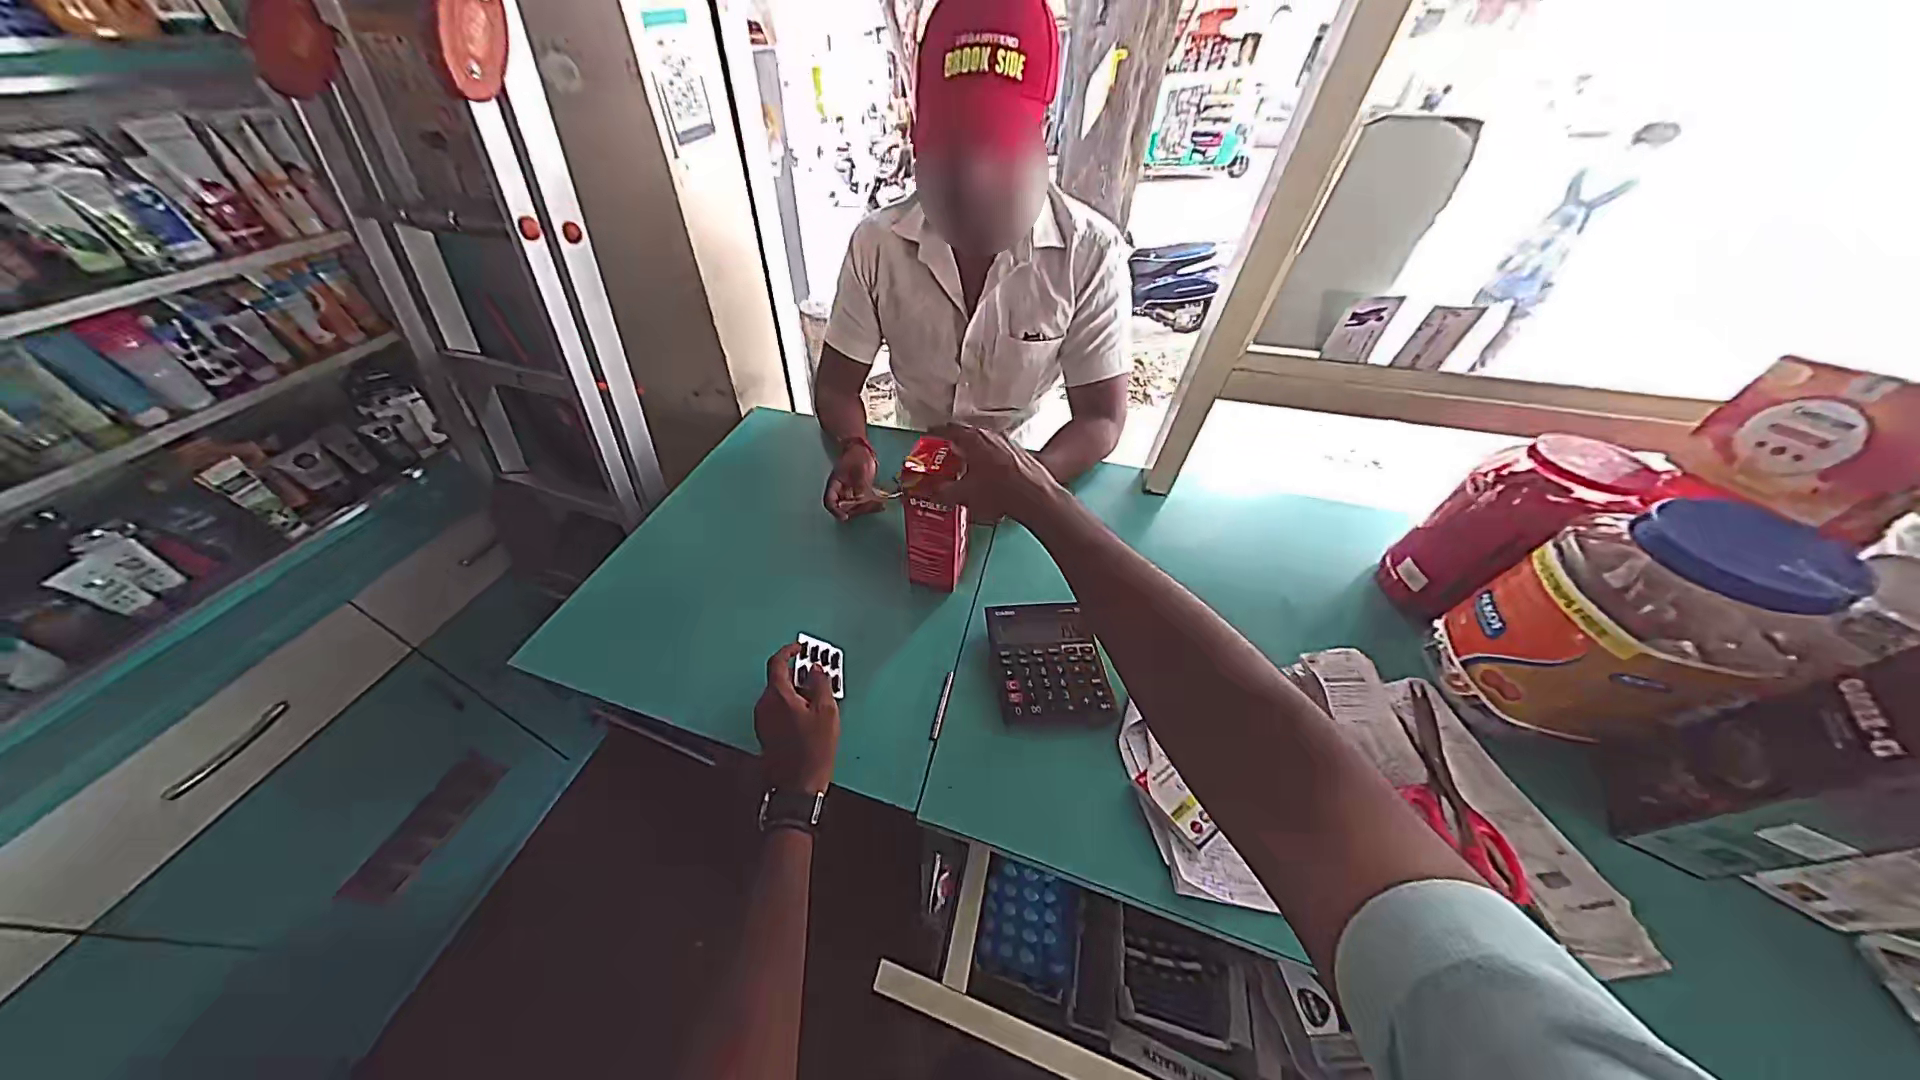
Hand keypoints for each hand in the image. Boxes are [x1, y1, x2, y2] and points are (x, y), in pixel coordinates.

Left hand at [754, 644, 839, 792]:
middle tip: (817, 673)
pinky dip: (791, 703)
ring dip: (795, 689)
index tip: (799, 647)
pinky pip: (777, 707)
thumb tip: (817, 670)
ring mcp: (763, 719)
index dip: (789, 650)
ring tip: (818, 696)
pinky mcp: (766, 731)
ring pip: (778, 693)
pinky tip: (809, 713)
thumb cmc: (812, 752)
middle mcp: (765, 705)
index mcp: (778, 696)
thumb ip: (822, 684)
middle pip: (778, 678)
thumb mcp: (827, 711)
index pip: (777, 662)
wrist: (798, 785)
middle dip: (797, 672)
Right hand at [823, 442, 883, 521]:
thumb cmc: (856, 456)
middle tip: (870, 507)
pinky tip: (881, 505)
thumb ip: (859, 487)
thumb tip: (861, 501)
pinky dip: (871, 505)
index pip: (830, 502)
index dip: (835, 511)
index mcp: (834, 485)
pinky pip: (864, 503)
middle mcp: (841, 492)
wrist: (862, 449)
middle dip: (857, 510)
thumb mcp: (859, 471)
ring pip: (855, 508)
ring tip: (879, 506)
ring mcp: (850, 493)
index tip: (845, 517)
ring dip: (866, 509)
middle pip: (844, 508)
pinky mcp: (860, 493)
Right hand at [929, 424, 1065, 524]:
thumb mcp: (964, 495)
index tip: (930, 435)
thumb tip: (931, 493)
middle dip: (955, 444)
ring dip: (973, 451)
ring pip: (984, 442)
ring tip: (966, 466)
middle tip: (945, 453)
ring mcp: (1007, 443)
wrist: (1035, 497)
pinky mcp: (1020, 453)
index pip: (948, 429)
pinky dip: (988, 459)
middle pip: (967, 434)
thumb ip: (943, 493)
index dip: (936, 433)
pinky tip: (988, 475)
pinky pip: (997, 451)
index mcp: (973, 439)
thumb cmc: (1000, 492)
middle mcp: (990, 436)